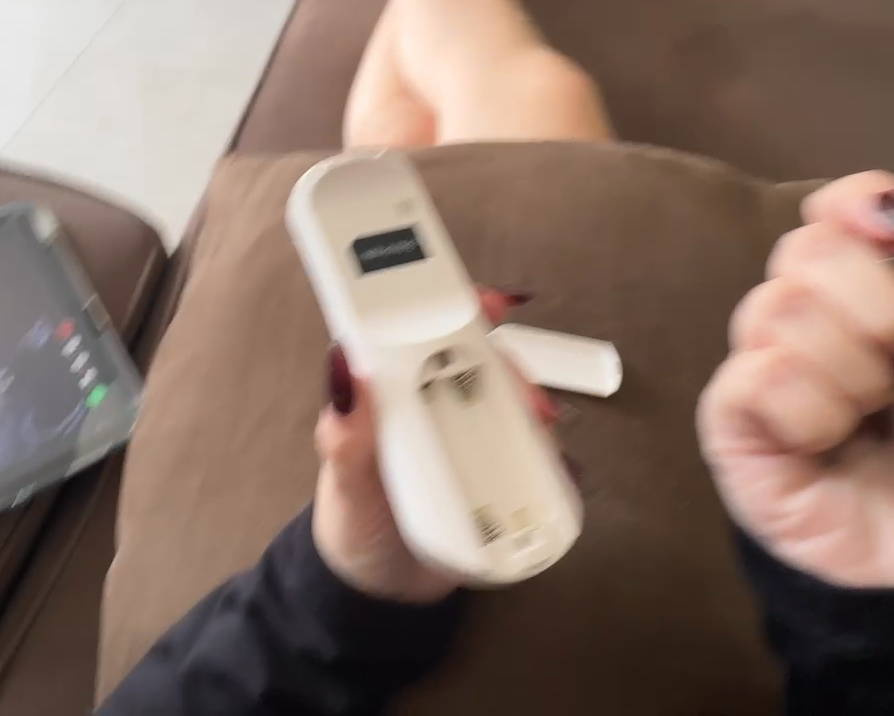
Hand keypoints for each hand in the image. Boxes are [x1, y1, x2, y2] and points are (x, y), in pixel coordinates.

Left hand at [313, 287, 555, 602]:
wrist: (383, 589)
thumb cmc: (354, 523)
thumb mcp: (344, 484)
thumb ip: (343, 438)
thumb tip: (345, 369)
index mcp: (386, 388)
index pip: (418, 328)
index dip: (453, 305)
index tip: (491, 303)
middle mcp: (426, 398)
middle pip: (473, 356)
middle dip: (506, 361)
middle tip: (528, 395)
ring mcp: (460, 430)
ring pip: (502, 392)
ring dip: (529, 397)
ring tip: (542, 424)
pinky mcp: (488, 464)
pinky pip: (521, 438)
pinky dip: (540, 437)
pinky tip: (550, 450)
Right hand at [697, 172, 893, 588]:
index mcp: (879, 304)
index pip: (838, 216)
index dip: (854, 203)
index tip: (878, 220)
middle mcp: (811, 322)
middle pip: (802, 250)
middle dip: (873, 305)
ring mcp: (761, 366)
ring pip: (776, 310)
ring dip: (850, 374)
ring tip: (869, 422)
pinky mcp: (727, 414)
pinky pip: (754, 374)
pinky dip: (807, 410)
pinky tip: (822, 445)